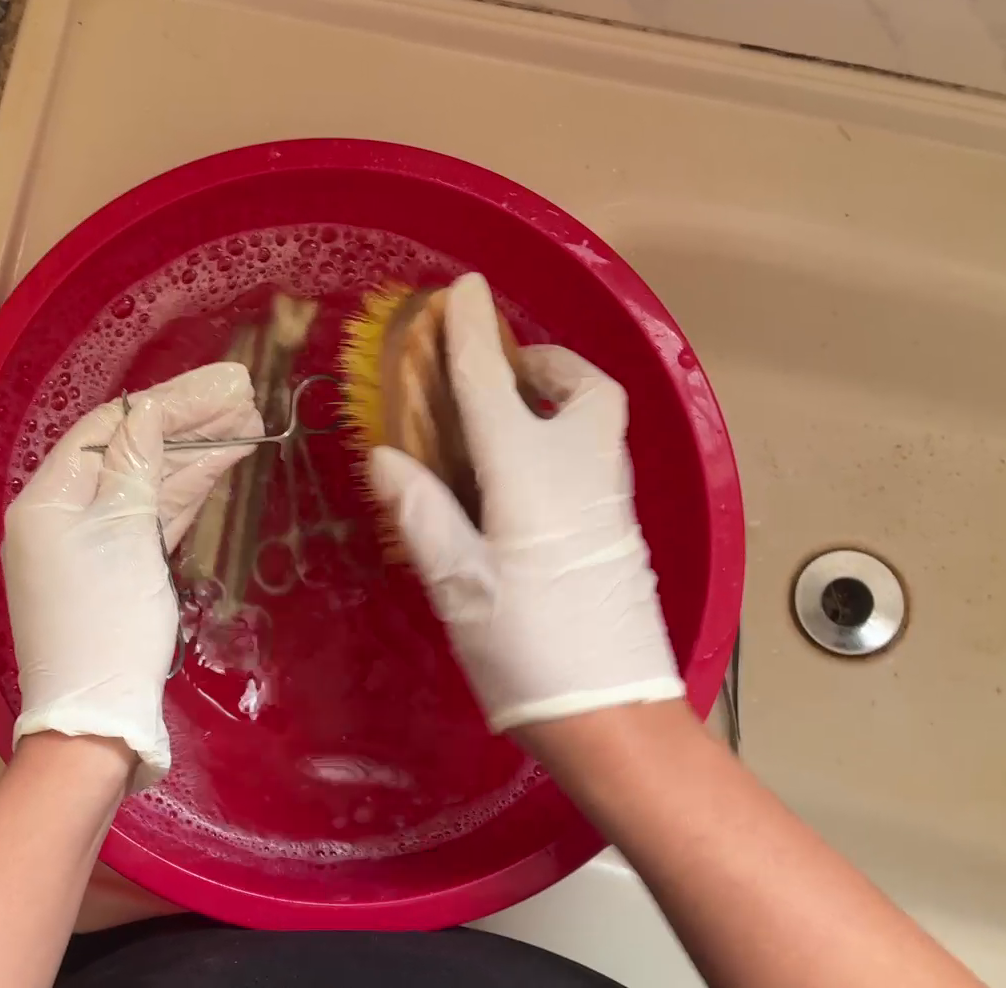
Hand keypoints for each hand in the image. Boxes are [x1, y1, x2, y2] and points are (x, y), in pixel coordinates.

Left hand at [2, 362, 262, 787]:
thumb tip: (145, 412)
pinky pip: (149, 517)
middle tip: (241, 397)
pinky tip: (222, 463)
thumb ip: (135, 463)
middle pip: (128, 452)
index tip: (214, 387)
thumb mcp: (122, 531)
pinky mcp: (117, 569)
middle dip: (184, 425)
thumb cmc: (104, 621)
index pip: (106, 429)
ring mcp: (91, 543)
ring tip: (245, 421)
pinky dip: (183, 492)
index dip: (162, 404)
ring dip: (192, 454)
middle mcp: (63, 513)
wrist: (97, 721)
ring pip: (145, 485)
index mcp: (47, 498)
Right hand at [367, 273, 682, 731]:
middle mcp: (580, 473)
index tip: (463, 288)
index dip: (472, 333)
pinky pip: (592, 456)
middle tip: (499, 372)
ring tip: (503, 419)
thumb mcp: (455, 579)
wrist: (609, 716)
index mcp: (530, 474)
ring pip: (596, 420)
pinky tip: (521, 479)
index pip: (493, 385)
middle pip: (583, 388)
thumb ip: (422, 509)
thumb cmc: (522, 646)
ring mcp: (610, 501)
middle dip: (543, 362)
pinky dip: (561, 437)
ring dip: (556, 396)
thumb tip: (386, 456)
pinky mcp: (619, 531)